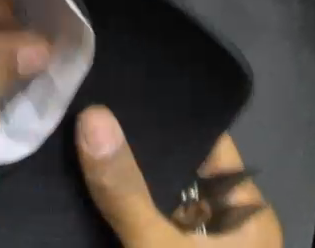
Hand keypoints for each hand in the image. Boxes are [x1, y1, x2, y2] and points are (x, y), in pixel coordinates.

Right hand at [77, 107, 283, 247]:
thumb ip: (126, 190)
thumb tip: (91, 113)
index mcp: (245, 212)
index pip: (205, 140)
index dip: (163, 112)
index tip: (112, 82)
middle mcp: (226, 226)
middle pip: (174, 172)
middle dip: (130, 148)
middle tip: (77, 105)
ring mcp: (193, 247)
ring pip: (153, 203)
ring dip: (118, 184)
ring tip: (69, 133)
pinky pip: (140, 229)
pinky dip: (116, 215)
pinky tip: (75, 187)